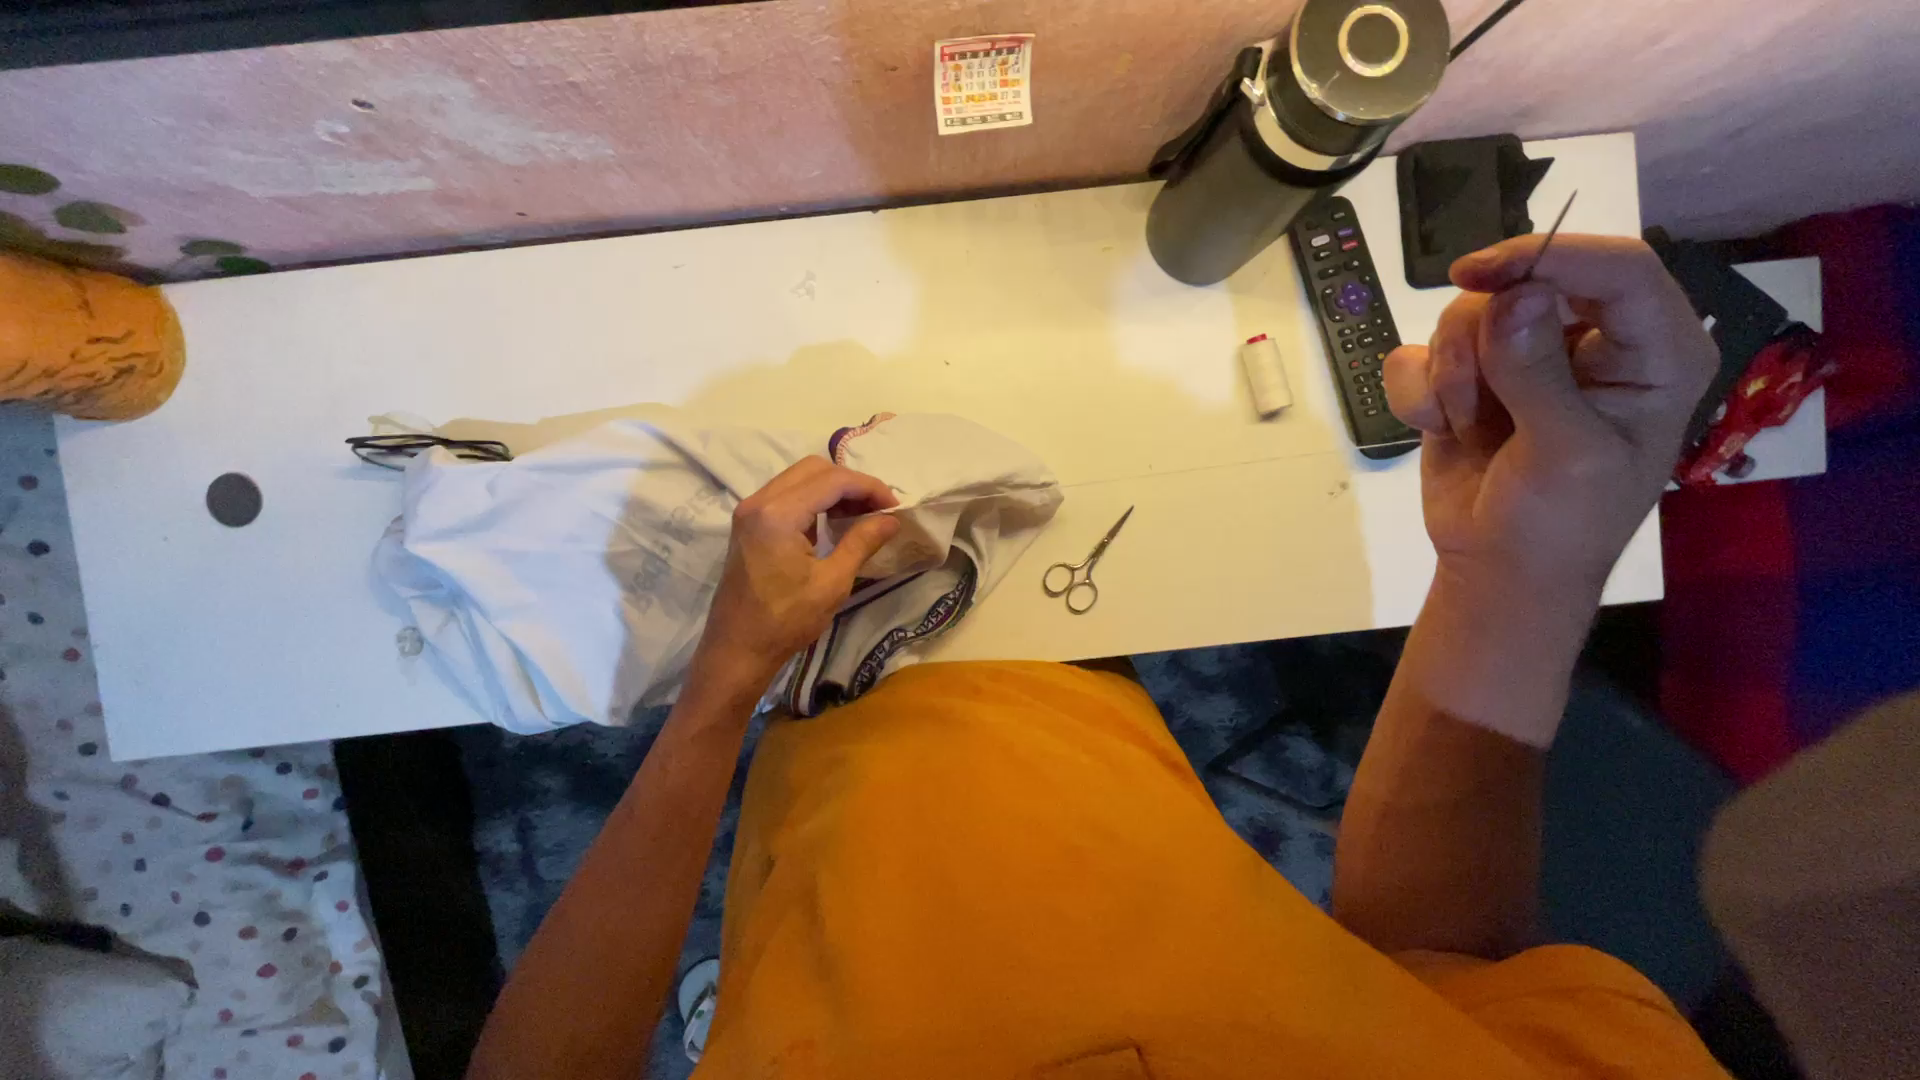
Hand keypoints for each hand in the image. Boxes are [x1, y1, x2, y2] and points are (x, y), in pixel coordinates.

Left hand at [693, 457, 900, 692]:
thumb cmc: (785, 621)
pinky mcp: (749, 523)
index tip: (895, 507)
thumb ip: (862, 543)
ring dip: (833, 490)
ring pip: (800, 478)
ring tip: (861, 515)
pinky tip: (834, 522)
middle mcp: (759, 502)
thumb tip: (891, 519)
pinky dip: (814, 499)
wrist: (738, 649)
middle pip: (814, 470)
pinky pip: (787, 494)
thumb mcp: (832, 583)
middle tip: (878, 509)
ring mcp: (750, 511)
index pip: (832, 481)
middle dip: (851, 483)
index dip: (868, 488)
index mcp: (777, 514)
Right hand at [1383, 235, 1714, 597]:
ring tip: (1465, 425)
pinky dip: (1417, 393)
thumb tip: (1512, 298)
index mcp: (1651, 353)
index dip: (1546, 259)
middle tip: (1473, 403)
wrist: (1496, 567)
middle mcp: (1588, 343)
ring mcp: (1519, 360)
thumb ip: (1539, 374)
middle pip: (1522, 287)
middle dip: (1481, 344)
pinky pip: (1418, 355)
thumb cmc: (1559, 522)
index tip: (1475, 276)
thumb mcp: (1567, 454)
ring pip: (1463, 319)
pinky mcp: (1463, 381)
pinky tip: (1437, 426)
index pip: (1616, 270)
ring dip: (1449, 378)